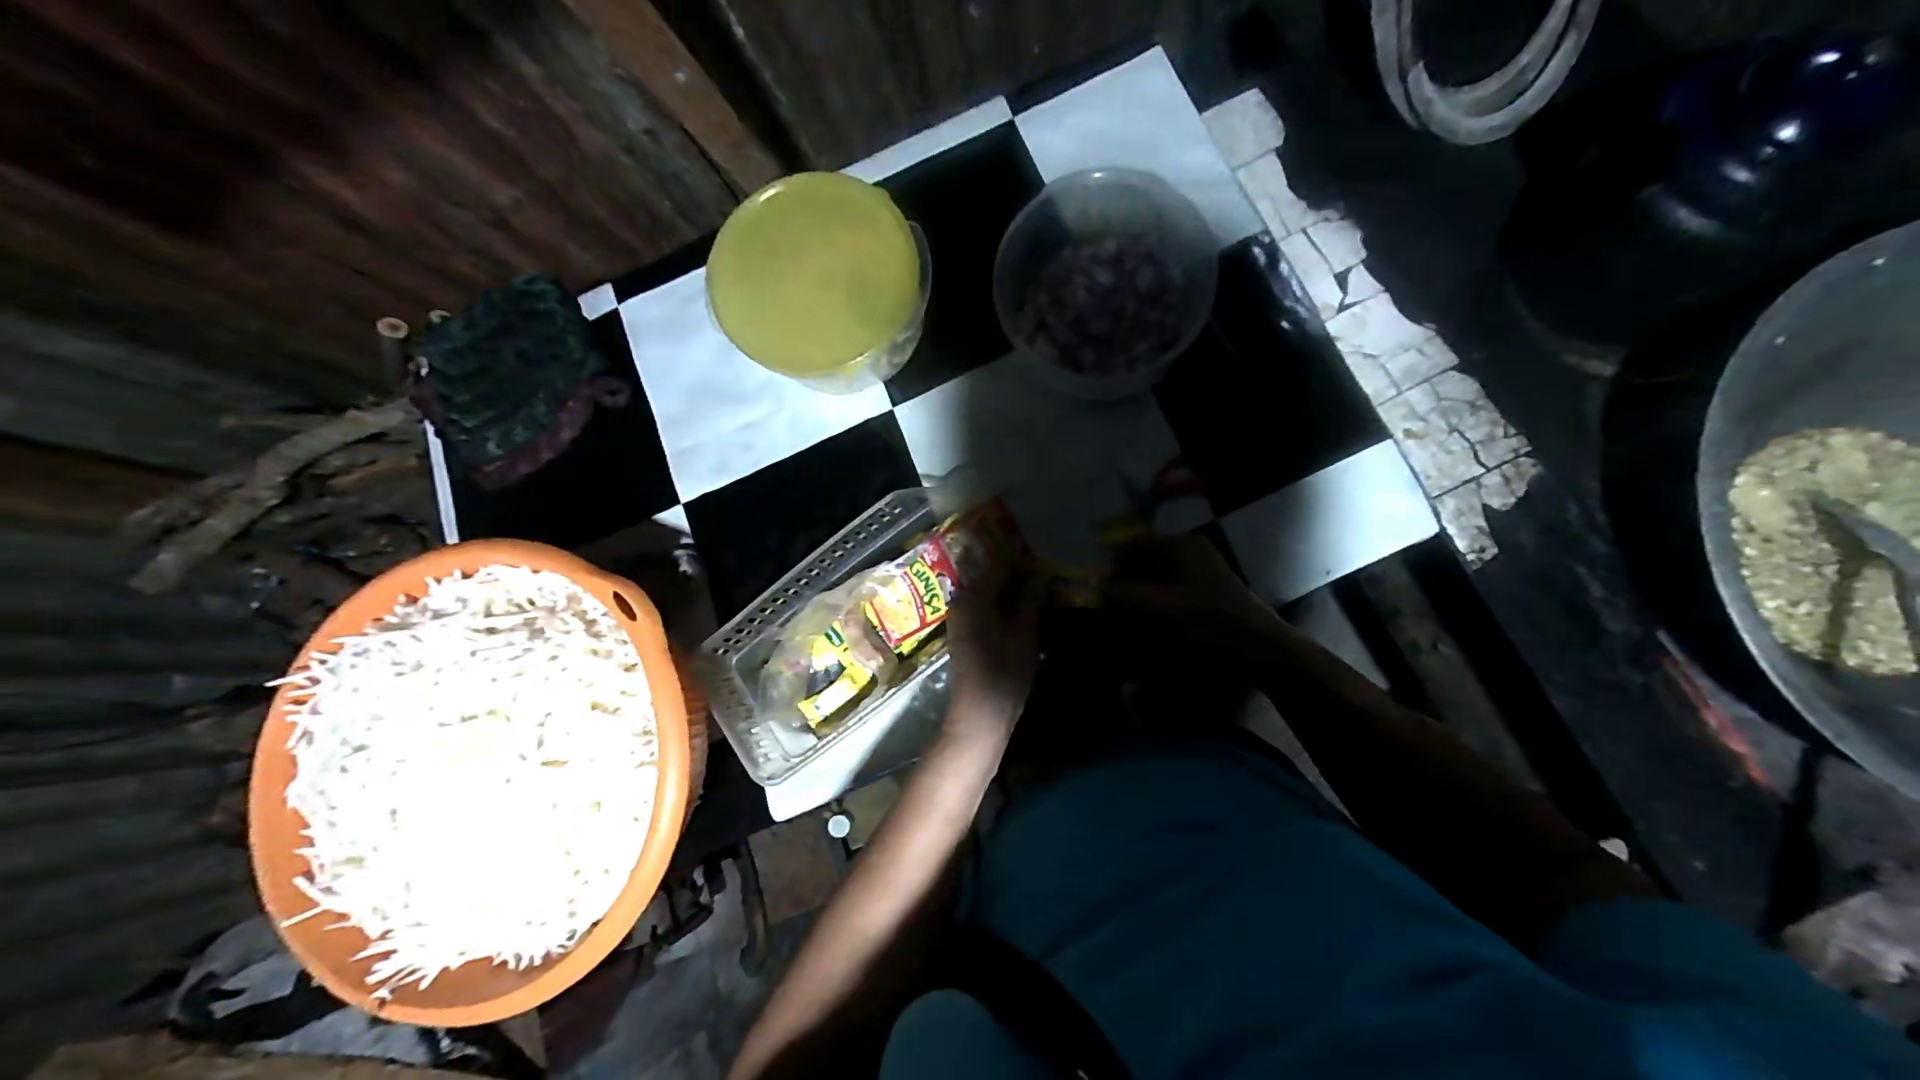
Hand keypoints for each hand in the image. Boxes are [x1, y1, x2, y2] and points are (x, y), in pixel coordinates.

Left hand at [944, 560, 1045, 736]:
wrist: (979, 714)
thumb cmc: (1004, 671)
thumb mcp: (1024, 631)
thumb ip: (1031, 598)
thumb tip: (1041, 572)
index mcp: (972, 596)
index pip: (999, 564)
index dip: (1023, 558)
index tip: (1044, 554)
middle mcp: (960, 601)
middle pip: (990, 576)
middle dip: (1017, 572)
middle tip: (1045, 569)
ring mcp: (960, 618)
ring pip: (988, 593)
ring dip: (1011, 588)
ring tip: (1040, 586)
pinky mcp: (965, 634)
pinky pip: (985, 608)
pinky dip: (1003, 604)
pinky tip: (1024, 607)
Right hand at [1105, 535, 1282, 652]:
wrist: (1257, 645)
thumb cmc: (1215, 616)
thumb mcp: (1171, 605)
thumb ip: (1133, 596)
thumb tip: (1099, 591)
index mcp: (1185, 546)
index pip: (1141, 542)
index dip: (1117, 557)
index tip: (1096, 575)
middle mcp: (1189, 554)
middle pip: (1146, 558)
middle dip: (1124, 574)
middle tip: (1102, 593)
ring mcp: (1195, 574)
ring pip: (1154, 575)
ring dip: (1135, 588)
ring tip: (1114, 605)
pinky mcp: (1198, 595)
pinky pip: (1164, 590)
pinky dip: (1149, 599)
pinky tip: (1136, 614)